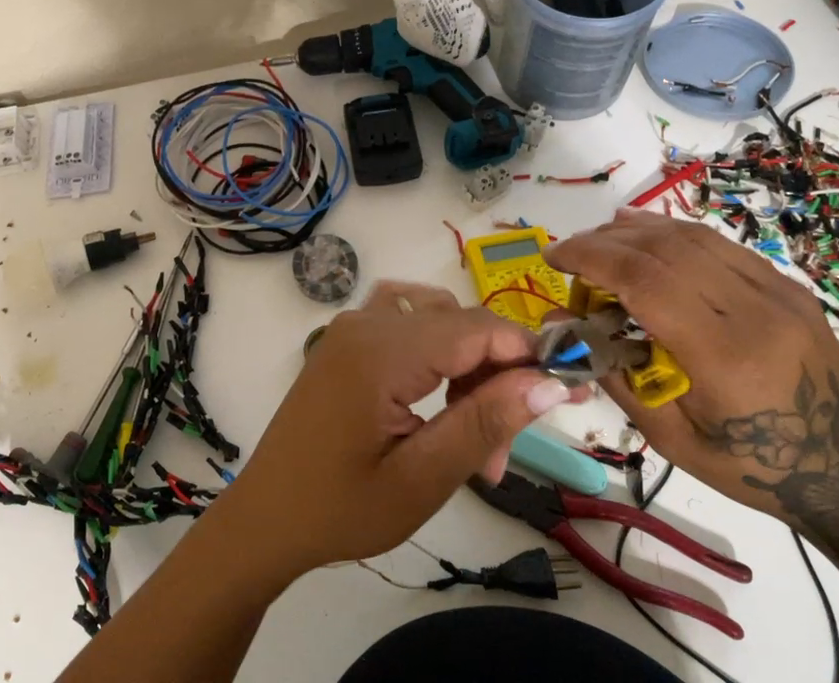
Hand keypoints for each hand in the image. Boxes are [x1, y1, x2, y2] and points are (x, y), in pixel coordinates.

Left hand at [212, 281, 574, 578]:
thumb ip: (484, 423)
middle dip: (498, 376)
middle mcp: (364, 324)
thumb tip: (550, 382)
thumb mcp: (421, 479)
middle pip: (460, 323)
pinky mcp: (344, 343)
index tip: (572, 398)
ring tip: (470, 437)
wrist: (267, 517)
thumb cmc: (340, 509)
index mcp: (381, 352)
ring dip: (469, 367)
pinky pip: (407, 324)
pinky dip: (437, 354)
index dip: (531, 356)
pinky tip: (441, 399)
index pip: (479, 328)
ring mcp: (350, 329)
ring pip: (437, 320)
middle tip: (500, 454)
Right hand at [545, 210, 838, 528]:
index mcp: (724, 357)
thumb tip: (560, 323)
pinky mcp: (791, 288)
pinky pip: (722, 246)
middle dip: (606, 240)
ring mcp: (781, 295)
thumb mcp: (668, 437)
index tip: (553, 257)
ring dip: (638, 230)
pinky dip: (676, 235)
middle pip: (666, 249)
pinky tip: (647, 236)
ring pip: (695, 238)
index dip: (591, 258)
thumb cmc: (749, 466)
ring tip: (599, 237)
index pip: (646, 281)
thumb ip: (612, 373)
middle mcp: (757, 313)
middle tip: (569, 251)